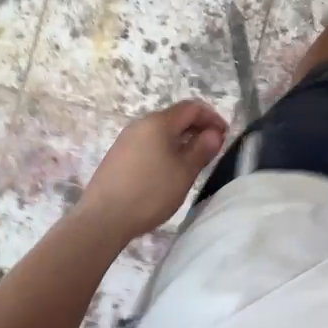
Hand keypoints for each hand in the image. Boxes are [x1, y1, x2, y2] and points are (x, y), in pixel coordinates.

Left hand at [79, 100, 227, 241]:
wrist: (102, 219)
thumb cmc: (150, 192)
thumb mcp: (184, 172)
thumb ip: (202, 149)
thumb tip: (214, 133)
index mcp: (159, 122)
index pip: (192, 108)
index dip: (212, 118)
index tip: (225, 135)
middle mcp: (141, 124)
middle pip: (175, 118)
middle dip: (197, 129)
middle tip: (212, 150)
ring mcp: (126, 139)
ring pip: (161, 132)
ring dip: (181, 141)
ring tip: (192, 162)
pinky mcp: (117, 156)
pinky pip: (148, 144)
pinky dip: (164, 149)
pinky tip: (167, 171)